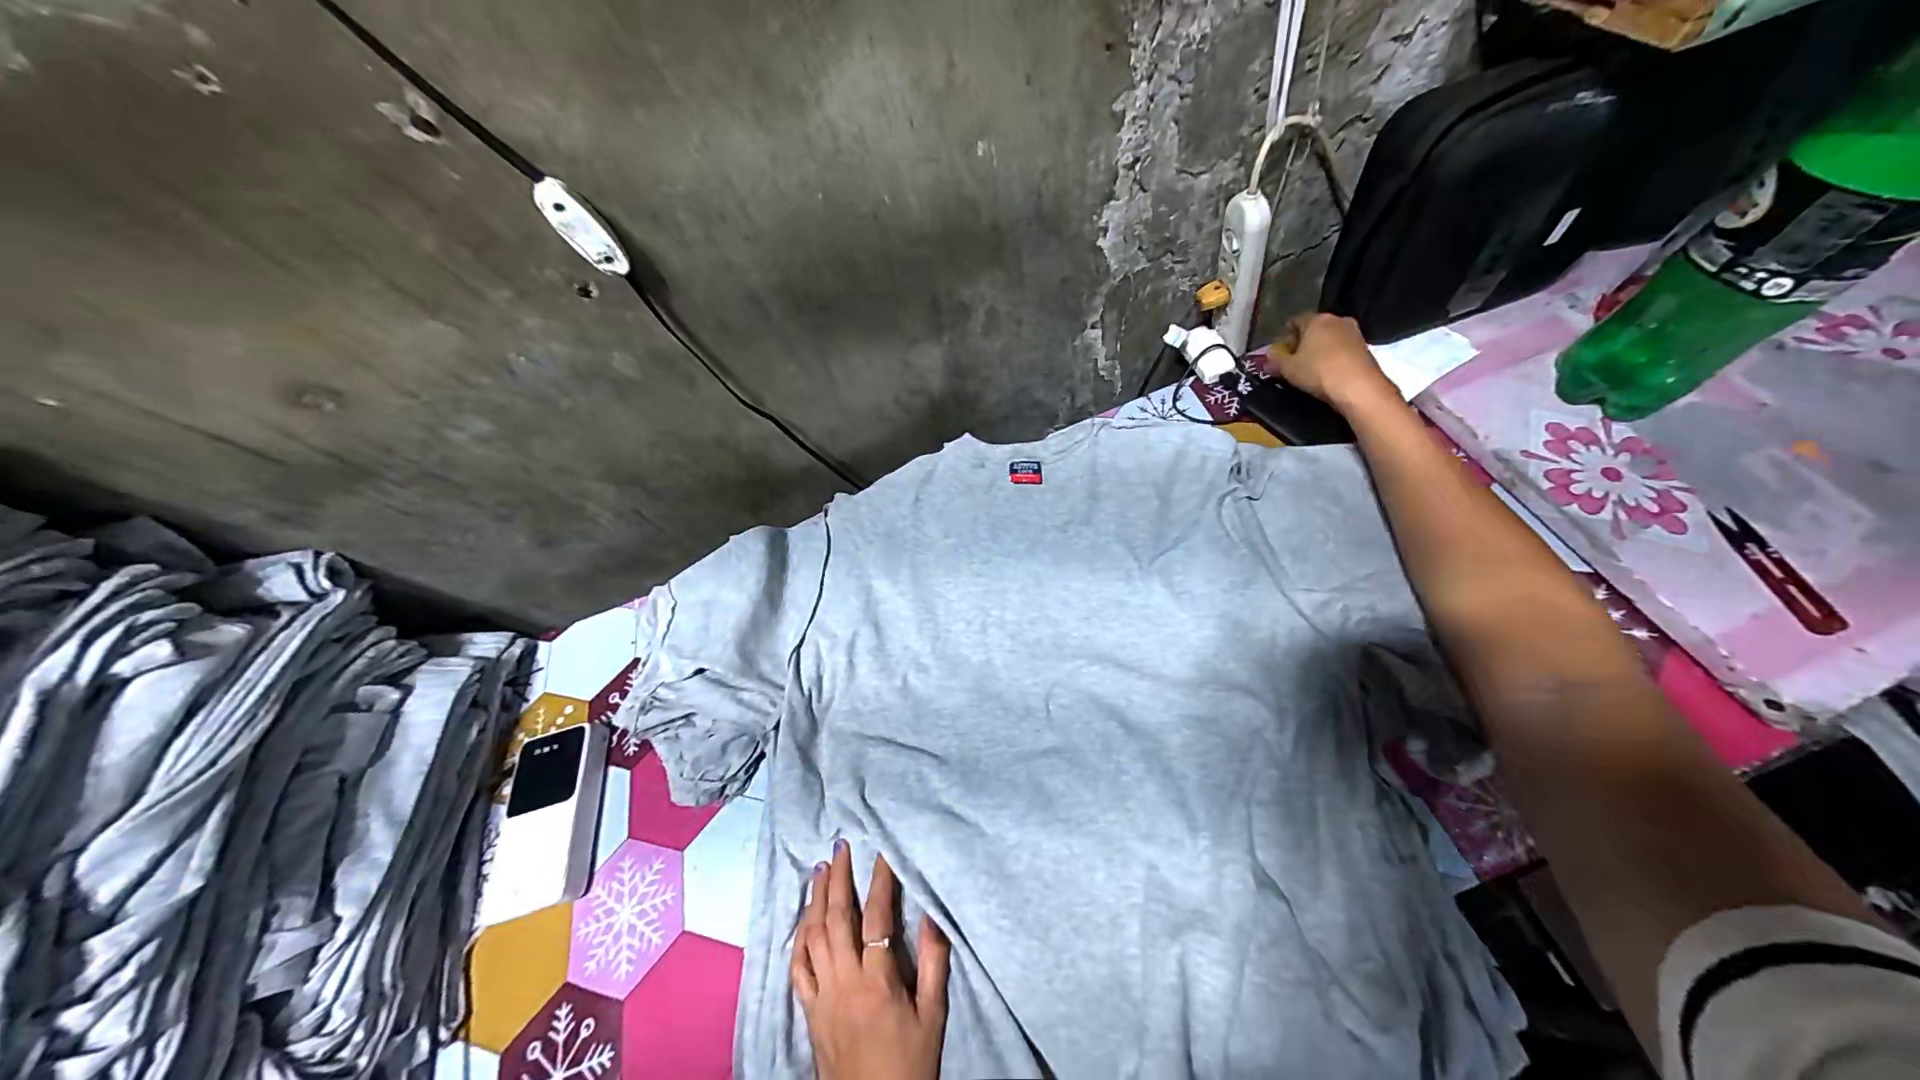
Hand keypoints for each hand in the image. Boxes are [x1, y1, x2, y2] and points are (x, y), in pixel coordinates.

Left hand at [792, 843, 950, 1079]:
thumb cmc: (909, 1062)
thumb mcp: (933, 1014)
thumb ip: (933, 962)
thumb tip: (931, 915)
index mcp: (878, 981)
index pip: (876, 917)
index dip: (879, 881)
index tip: (881, 853)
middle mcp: (845, 981)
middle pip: (837, 918)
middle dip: (838, 879)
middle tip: (840, 848)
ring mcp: (822, 995)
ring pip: (813, 937)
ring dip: (815, 900)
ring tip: (820, 870)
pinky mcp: (809, 1010)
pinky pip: (798, 967)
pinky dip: (799, 937)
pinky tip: (804, 919)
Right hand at [1267, 313, 1398, 412]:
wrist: (1358, 387)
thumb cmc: (1318, 372)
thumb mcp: (1288, 368)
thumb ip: (1275, 360)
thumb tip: (1269, 356)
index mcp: (1316, 319)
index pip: (1294, 320)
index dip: (1284, 336)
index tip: (1279, 352)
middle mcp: (1337, 319)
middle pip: (1313, 328)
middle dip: (1301, 342)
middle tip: (1292, 361)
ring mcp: (1354, 332)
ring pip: (1328, 337)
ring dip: (1318, 349)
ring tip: (1310, 368)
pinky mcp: (1364, 346)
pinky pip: (1341, 347)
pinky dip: (1332, 356)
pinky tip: (1327, 371)